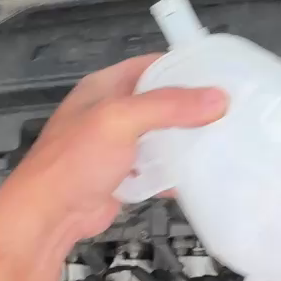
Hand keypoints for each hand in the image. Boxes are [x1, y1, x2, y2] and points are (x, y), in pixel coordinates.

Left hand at [0, 54, 225, 248]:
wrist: (49, 215)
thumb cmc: (76, 160)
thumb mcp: (122, 120)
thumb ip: (170, 106)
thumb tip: (218, 98)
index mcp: (105, 87)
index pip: (151, 66)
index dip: (184, 67)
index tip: (221, 76)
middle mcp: (111, 113)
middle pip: (160, 103)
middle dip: (191, 109)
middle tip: (230, 112)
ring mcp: (117, 146)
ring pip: (161, 137)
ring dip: (186, 141)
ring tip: (224, 141)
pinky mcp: (124, 176)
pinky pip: (156, 168)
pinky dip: (175, 172)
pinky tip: (200, 175)